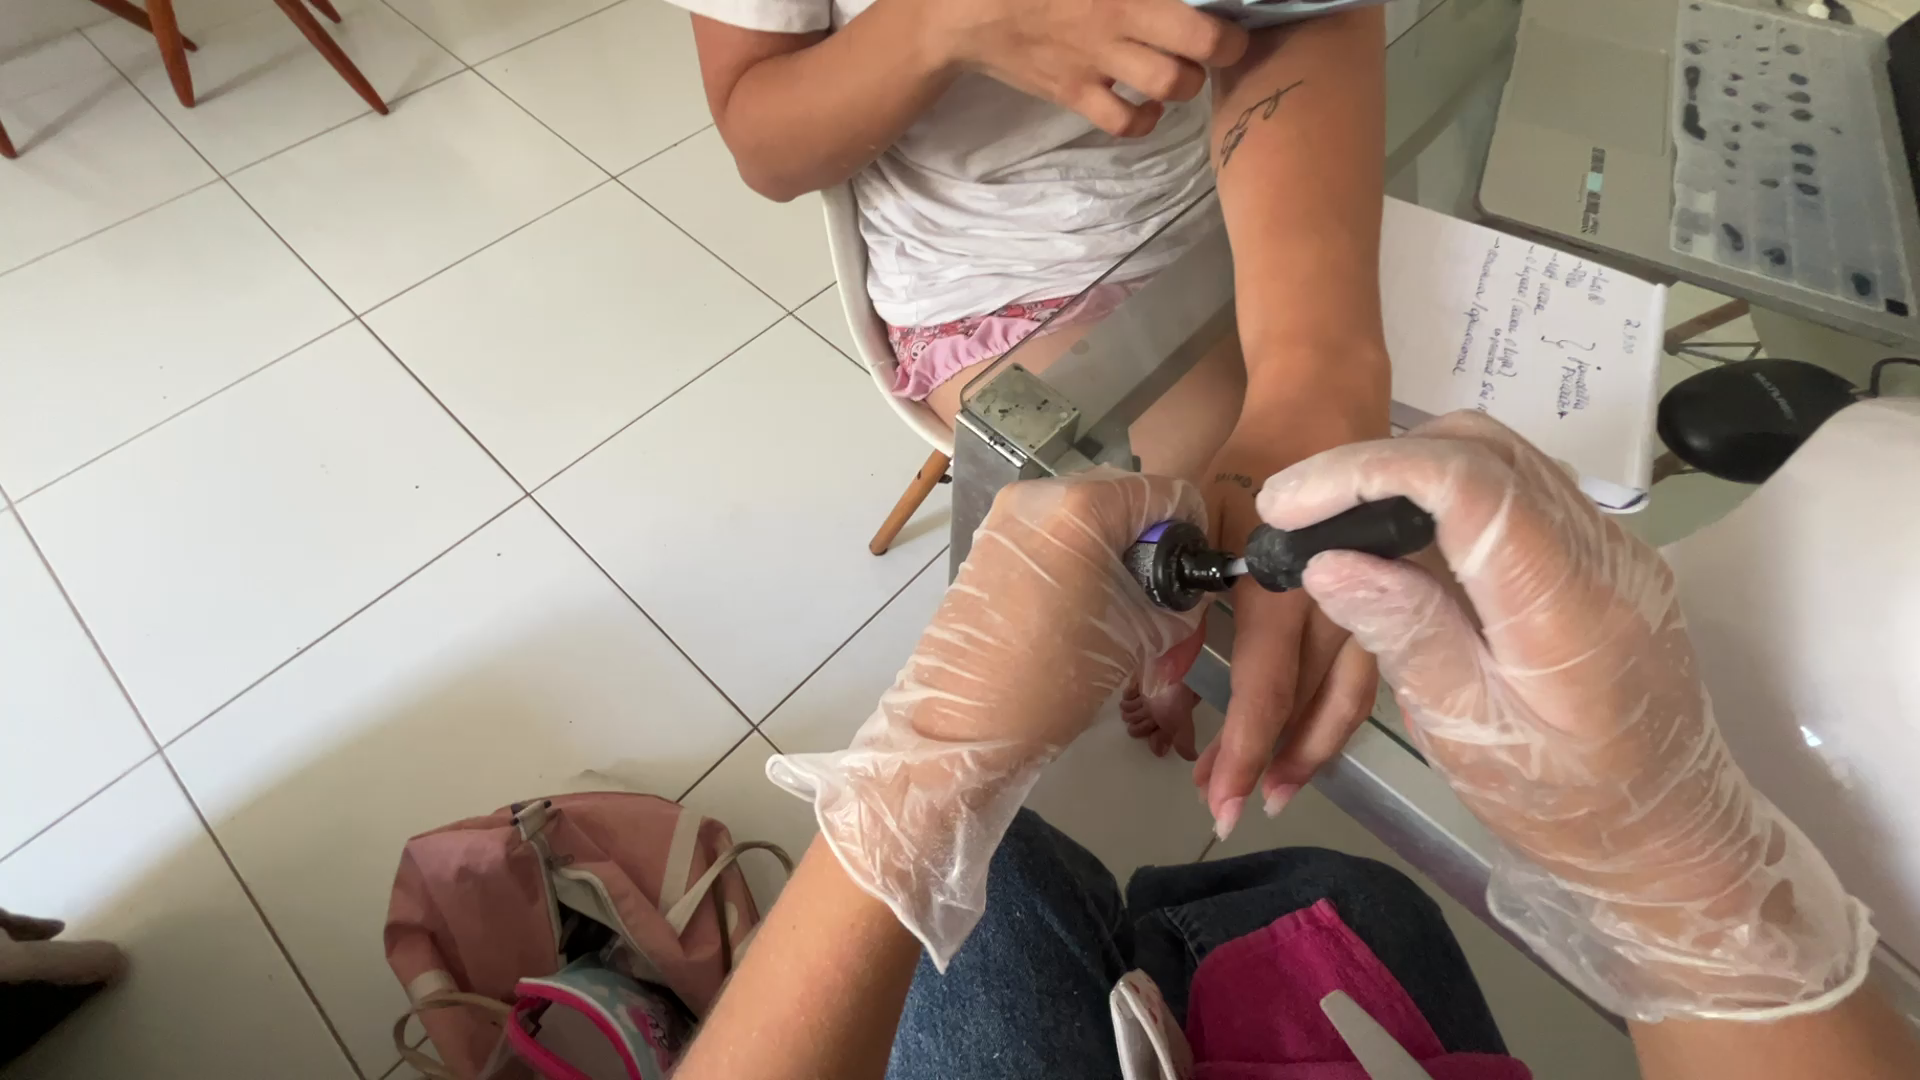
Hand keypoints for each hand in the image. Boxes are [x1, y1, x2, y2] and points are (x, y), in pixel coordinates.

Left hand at [769, 468, 1203, 966]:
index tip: (1186, 573)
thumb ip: (1175, 599)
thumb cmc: (1053, 679)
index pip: (1167, 492)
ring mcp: (1005, 513)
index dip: (1190, 532)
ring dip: (1110, 548)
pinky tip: (1073, 601)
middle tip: (1151, 593)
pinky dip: (1074, 554)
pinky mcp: (987, 538)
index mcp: (1081, 507)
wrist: (962, 721)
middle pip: (1122, 496)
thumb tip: (1188, 586)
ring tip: (1111, 603)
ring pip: (1084, 513)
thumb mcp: (1136, 637)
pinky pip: (1049, 529)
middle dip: (1147, 539)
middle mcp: (1038, 493)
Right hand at [935, 0, 1248, 135]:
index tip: (1231, 11)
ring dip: (1187, 82)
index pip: (1193, 4)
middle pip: (1199, 45)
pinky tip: (1149, 107)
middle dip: (1224, 47)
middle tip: (1223, 44)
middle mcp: (1118, 21)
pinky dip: (1145, 119)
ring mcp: (1098, 64)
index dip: (1225, 12)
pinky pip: (1124, 122)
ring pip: (1169, 85)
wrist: (971, 12)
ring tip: (1184, 73)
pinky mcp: (1076, 95)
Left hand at [1192, 473, 1378, 837]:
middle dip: (1273, 764)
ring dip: (1311, 750)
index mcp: (1282, 585)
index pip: (1265, 687)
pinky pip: (1363, 671)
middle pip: (1310, 706)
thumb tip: (1158, 678)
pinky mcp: (1384, 599)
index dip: (1243, 748)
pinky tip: (1311, 736)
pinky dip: (1335, 711)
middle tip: (1237, 808)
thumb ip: (1180, 598)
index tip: (1221, 799)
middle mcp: (1334, 604)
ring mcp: (1370, 602)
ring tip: (1276, 790)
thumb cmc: (1252, 460)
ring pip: (1346, 699)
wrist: (1326, 405)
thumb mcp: (1200, 518)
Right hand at [1259, 410, 1871, 1021]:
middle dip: (1369, 463)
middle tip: (1294, 508)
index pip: (1470, 487)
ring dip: (1399, 468)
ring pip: (1493, 454)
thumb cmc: (1562, 802)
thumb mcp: (1465, 733)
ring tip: (1329, 514)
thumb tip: (1327, 562)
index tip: (1286, 505)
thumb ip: (1404, 636)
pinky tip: (1389, 530)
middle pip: (1480, 449)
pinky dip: (1431, 487)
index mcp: (1569, 605)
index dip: (1365, 475)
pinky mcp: (1590, 552)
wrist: (1670, 834)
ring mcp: (1605, 546)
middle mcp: (1602, 553)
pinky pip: (1506, 485)